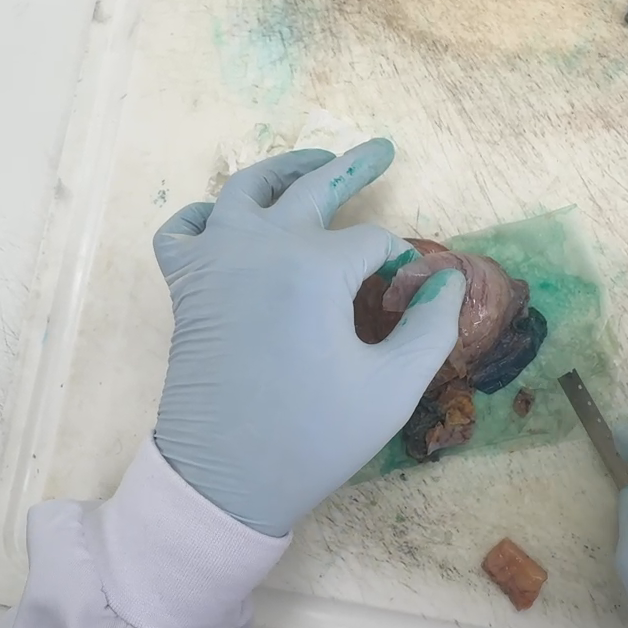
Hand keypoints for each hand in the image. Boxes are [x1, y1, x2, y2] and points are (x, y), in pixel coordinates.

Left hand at [150, 140, 464, 536]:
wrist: (224, 478)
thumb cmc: (312, 436)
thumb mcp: (393, 388)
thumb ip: (431, 327)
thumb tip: (446, 283)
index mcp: (313, 268)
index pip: (371, 244)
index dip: (398, 262)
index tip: (408, 289)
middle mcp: (260, 246)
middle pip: (313, 188)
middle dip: (353, 166)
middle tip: (383, 149)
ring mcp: (214, 260)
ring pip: (244, 189)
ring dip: (281, 170)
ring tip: (311, 163)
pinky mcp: (184, 285)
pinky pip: (181, 230)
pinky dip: (202, 216)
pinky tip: (225, 219)